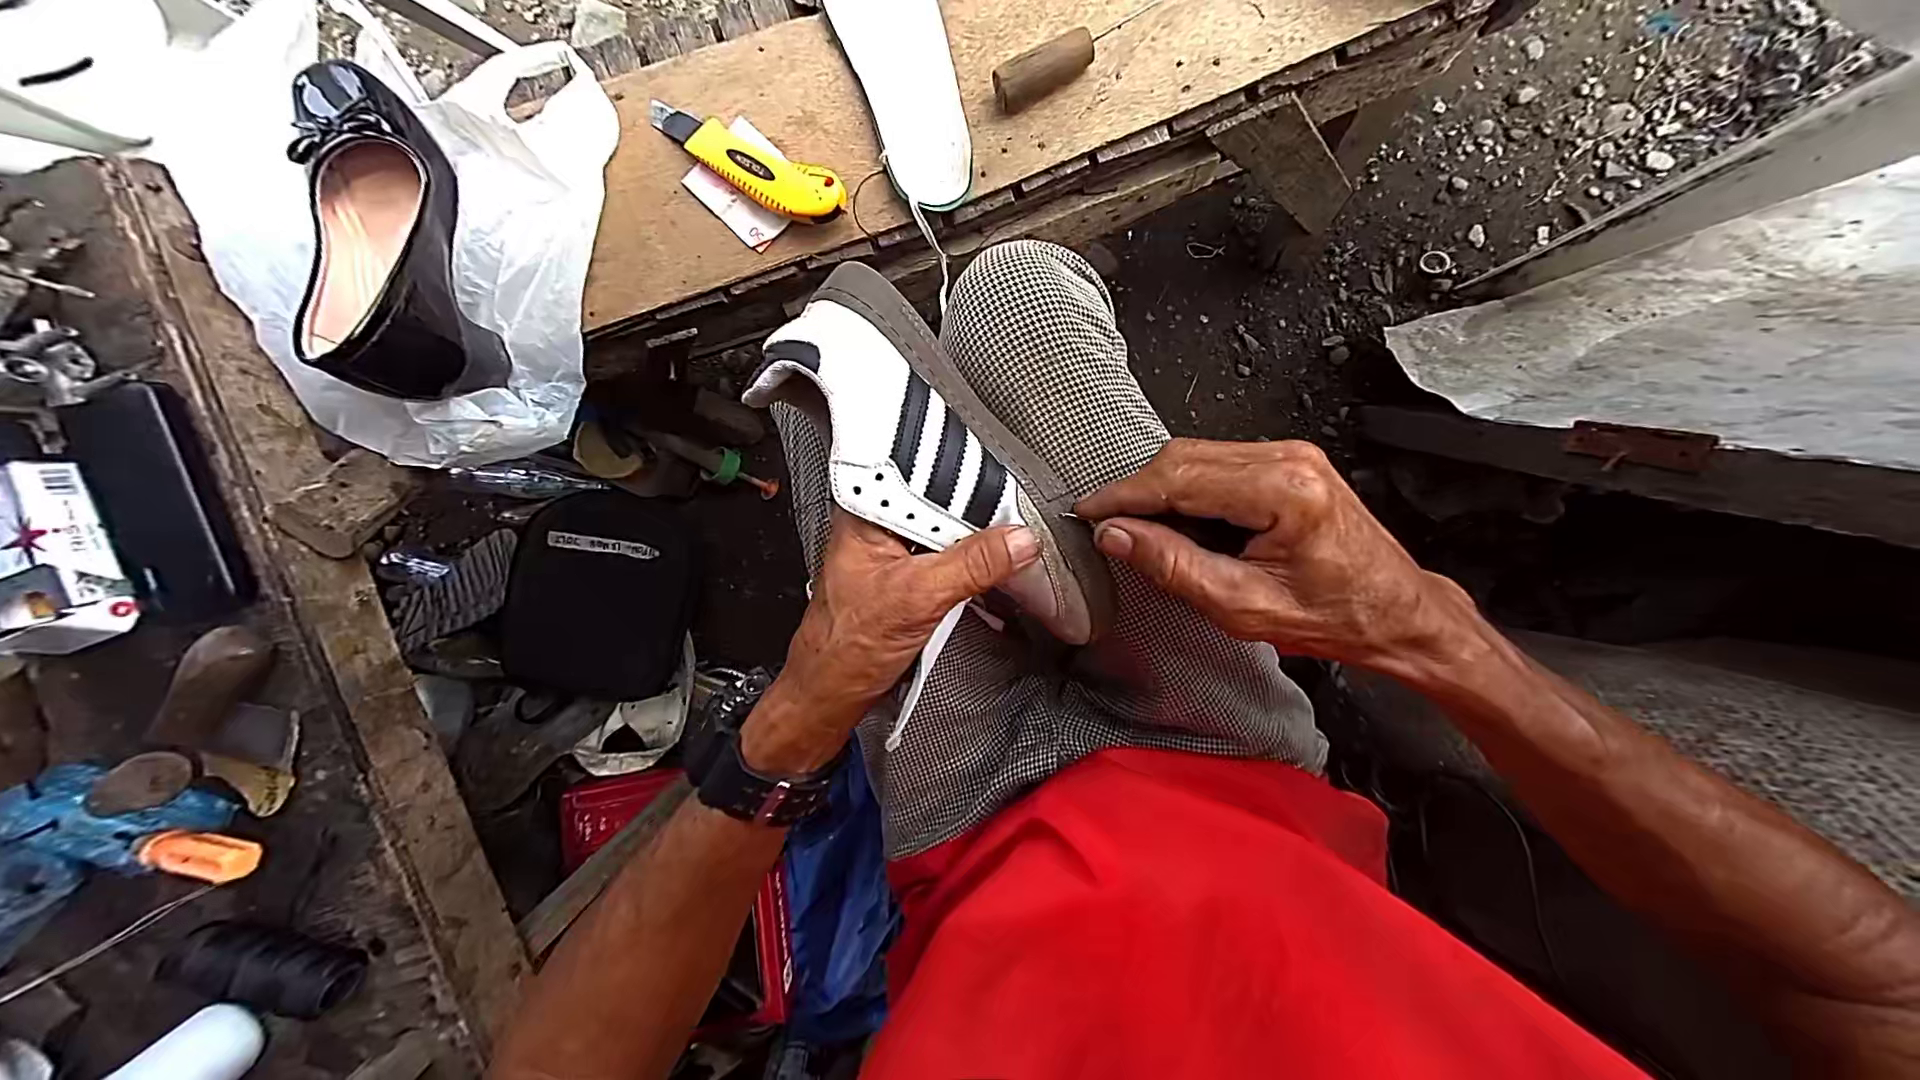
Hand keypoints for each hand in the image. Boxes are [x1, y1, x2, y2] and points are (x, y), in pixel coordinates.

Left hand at [741, 509, 1038, 774]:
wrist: (834, 688)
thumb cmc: (845, 646)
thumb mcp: (917, 598)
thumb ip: (971, 566)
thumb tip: (1018, 541)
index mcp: (864, 510)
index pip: (925, 474)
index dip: (967, 483)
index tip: (1004, 501)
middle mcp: (876, 520)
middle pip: (940, 497)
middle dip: (977, 513)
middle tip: (1008, 528)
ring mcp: (892, 545)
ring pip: (945, 525)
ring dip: (975, 539)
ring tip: (1001, 547)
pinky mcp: (906, 568)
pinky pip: (946, 549)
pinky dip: (969, 559)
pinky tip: (984, 568)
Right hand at [1074, 439, 1477, 678]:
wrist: (1393, 613)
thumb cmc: (1336, 616)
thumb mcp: (1241, 605)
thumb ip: (1172, 565)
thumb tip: (1119, 535)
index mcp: (1284, 492)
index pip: (1177, 479)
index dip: (1123, 496)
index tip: (1089, 512)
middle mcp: (1289, 461)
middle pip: (1181, 459)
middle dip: (1136, 492)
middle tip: (1107, 526)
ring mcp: (1290, 456)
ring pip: (1192, 456)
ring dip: (1157, 490)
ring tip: (1140, 530)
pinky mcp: (1286, 463)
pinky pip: (1214, 463)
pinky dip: (1183, 488)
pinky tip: (1176, 519)